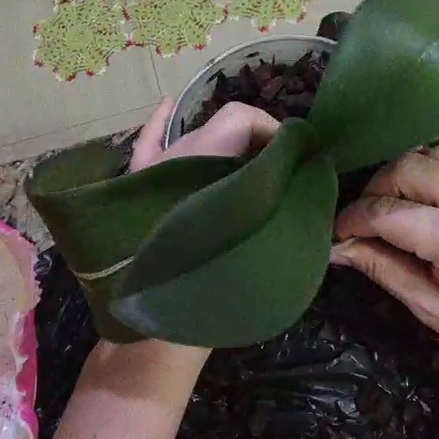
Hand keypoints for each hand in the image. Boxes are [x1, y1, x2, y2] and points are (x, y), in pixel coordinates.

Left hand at [111, 98, 280, 366]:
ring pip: (191, 136)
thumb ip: (282, 209)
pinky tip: (169, 106)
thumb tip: (305, 185)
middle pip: (220, 127)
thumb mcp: (260, 245)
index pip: (242, 118)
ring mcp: (149, 170)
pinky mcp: (132, 188)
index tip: (291, 159)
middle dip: (254, 142)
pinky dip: (160, 124)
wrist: (150, 331)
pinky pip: (146, 144)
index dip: (272, 130)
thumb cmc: (209, 288)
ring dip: (222, 142)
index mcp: (204, 161)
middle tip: (276, 173)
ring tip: (249, 160)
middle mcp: (174, 156)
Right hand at [330, 147, 438, 390]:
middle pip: (405, 167)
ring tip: (396, 204)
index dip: (353, 221)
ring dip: (405, 173)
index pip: (385, 212)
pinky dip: (438, 170)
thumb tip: (338, 248)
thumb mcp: (433, 311)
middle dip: (375, 190)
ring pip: (433, 153)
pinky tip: (432, 198)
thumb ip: (384, 269)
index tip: (337, 233)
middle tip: (365, 218)